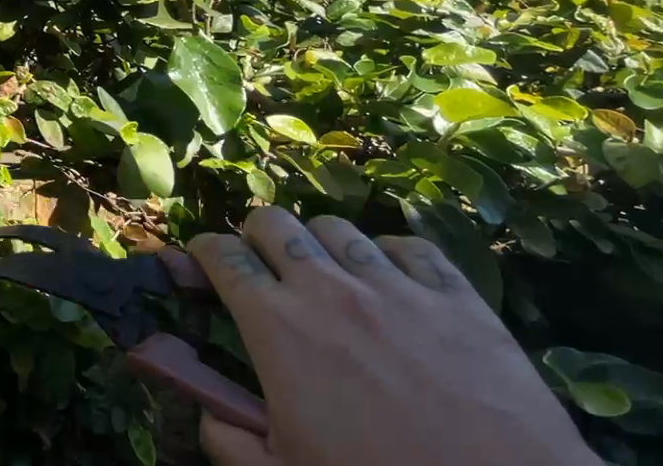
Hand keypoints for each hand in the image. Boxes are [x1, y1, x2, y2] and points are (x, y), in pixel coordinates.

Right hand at [187, 208, 596, 465]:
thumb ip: (227, 439)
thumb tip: (206, 410)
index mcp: (274, 323)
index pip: (219, 253)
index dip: (203, 252)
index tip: (204, 266)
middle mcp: (325, 289)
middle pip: (271, 223)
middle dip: (256, 238)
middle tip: (264, 268)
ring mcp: (395, 290)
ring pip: (335, 228)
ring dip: (320, 245)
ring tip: (330, 275)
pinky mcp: (460, 301)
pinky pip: (412, 249)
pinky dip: (393, 255)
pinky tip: (395, 282)